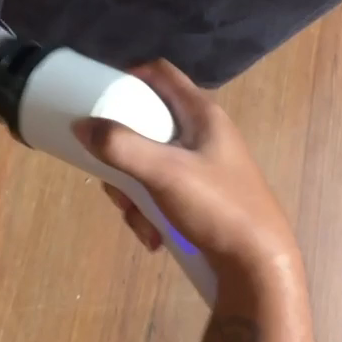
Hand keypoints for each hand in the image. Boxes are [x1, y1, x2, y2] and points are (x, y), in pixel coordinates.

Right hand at [75, 60, 300, 272]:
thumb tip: (81, 125)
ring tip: (139, 220)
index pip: (160, 73)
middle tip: (111, 177)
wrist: (259, 268)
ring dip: (134, 194)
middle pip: (146, 125)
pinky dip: (150, 214)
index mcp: (202, 114)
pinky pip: (161, 194)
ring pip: (148, 165)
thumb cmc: (217, 207)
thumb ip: (120, 147)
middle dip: (122, 155)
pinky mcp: (201, 198)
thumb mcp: (164, 173)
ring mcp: (203, 168)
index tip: (98, 97)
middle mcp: (203, 135)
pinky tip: (154, 238)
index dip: (128, 76)